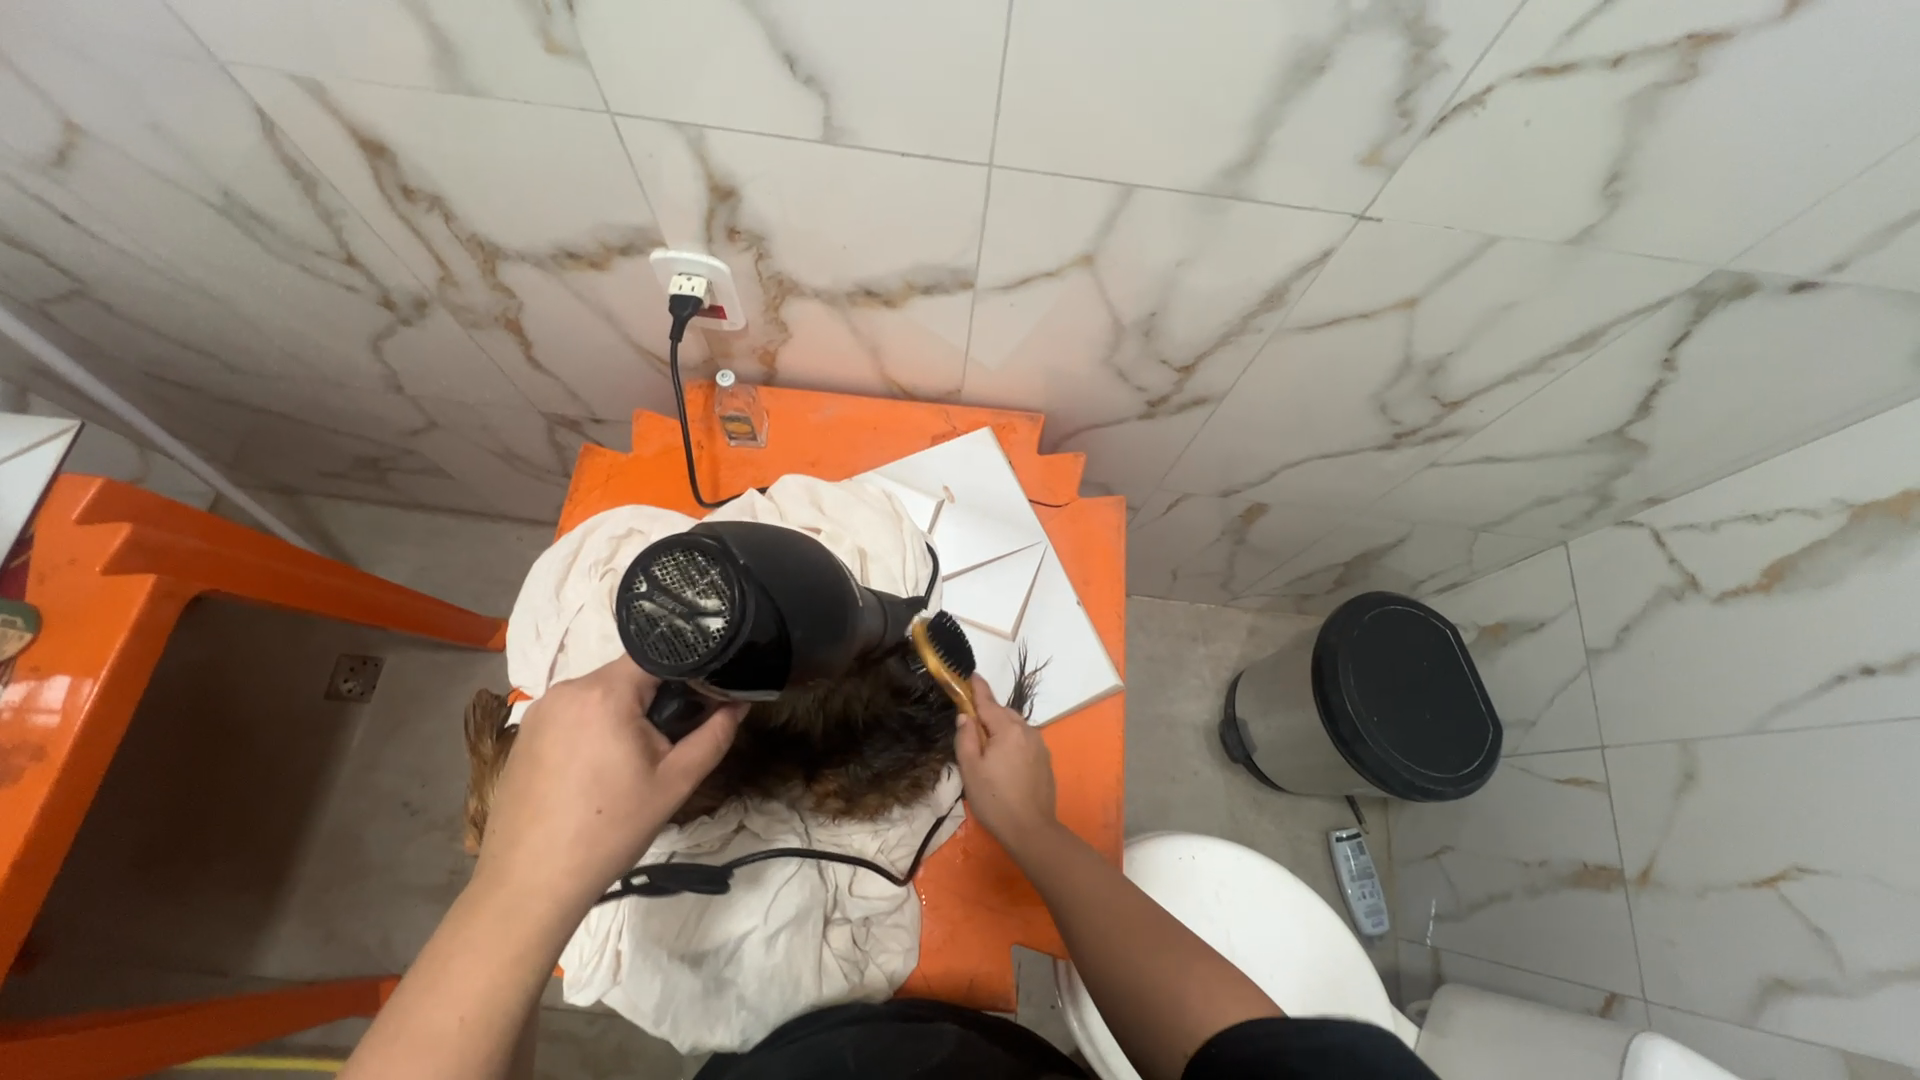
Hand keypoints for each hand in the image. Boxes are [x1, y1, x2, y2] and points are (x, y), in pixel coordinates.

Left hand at [473, 656, 743, 912]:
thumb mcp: (676, 781)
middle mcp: (566, 690)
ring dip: (624, 715)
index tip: (704, 696)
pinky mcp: (525, 734)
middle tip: (670, 739)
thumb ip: (714, 735)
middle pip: (627, 675)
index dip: (687, 669)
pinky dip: (594, 730)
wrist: (532, 882)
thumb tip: (739, 702)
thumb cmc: (610, 828)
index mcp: (604, 692)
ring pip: (600, 695)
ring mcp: (539, 711)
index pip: (657, 654)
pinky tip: (598, 772)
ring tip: (635, 760)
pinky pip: (573, 715)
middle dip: (654, 699)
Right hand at [953, 674, 1060, 848]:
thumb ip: (966, 738)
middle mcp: (1027, 731)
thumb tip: (965, 717)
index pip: (988, 702)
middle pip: (1004, 713)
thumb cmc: (995, 799)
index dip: (978, 688)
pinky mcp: (1045, 761)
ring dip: (1001, 729)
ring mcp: (1040, 746)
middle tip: (971, 728)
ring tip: (986, 749)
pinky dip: (1013, 742)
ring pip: (1016, 727)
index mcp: (1007, 730)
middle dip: (988, 714)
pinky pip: (1025, 741)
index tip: (971, 674)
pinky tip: (1004, 762)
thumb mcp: (970, 769)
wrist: (1032, 830)